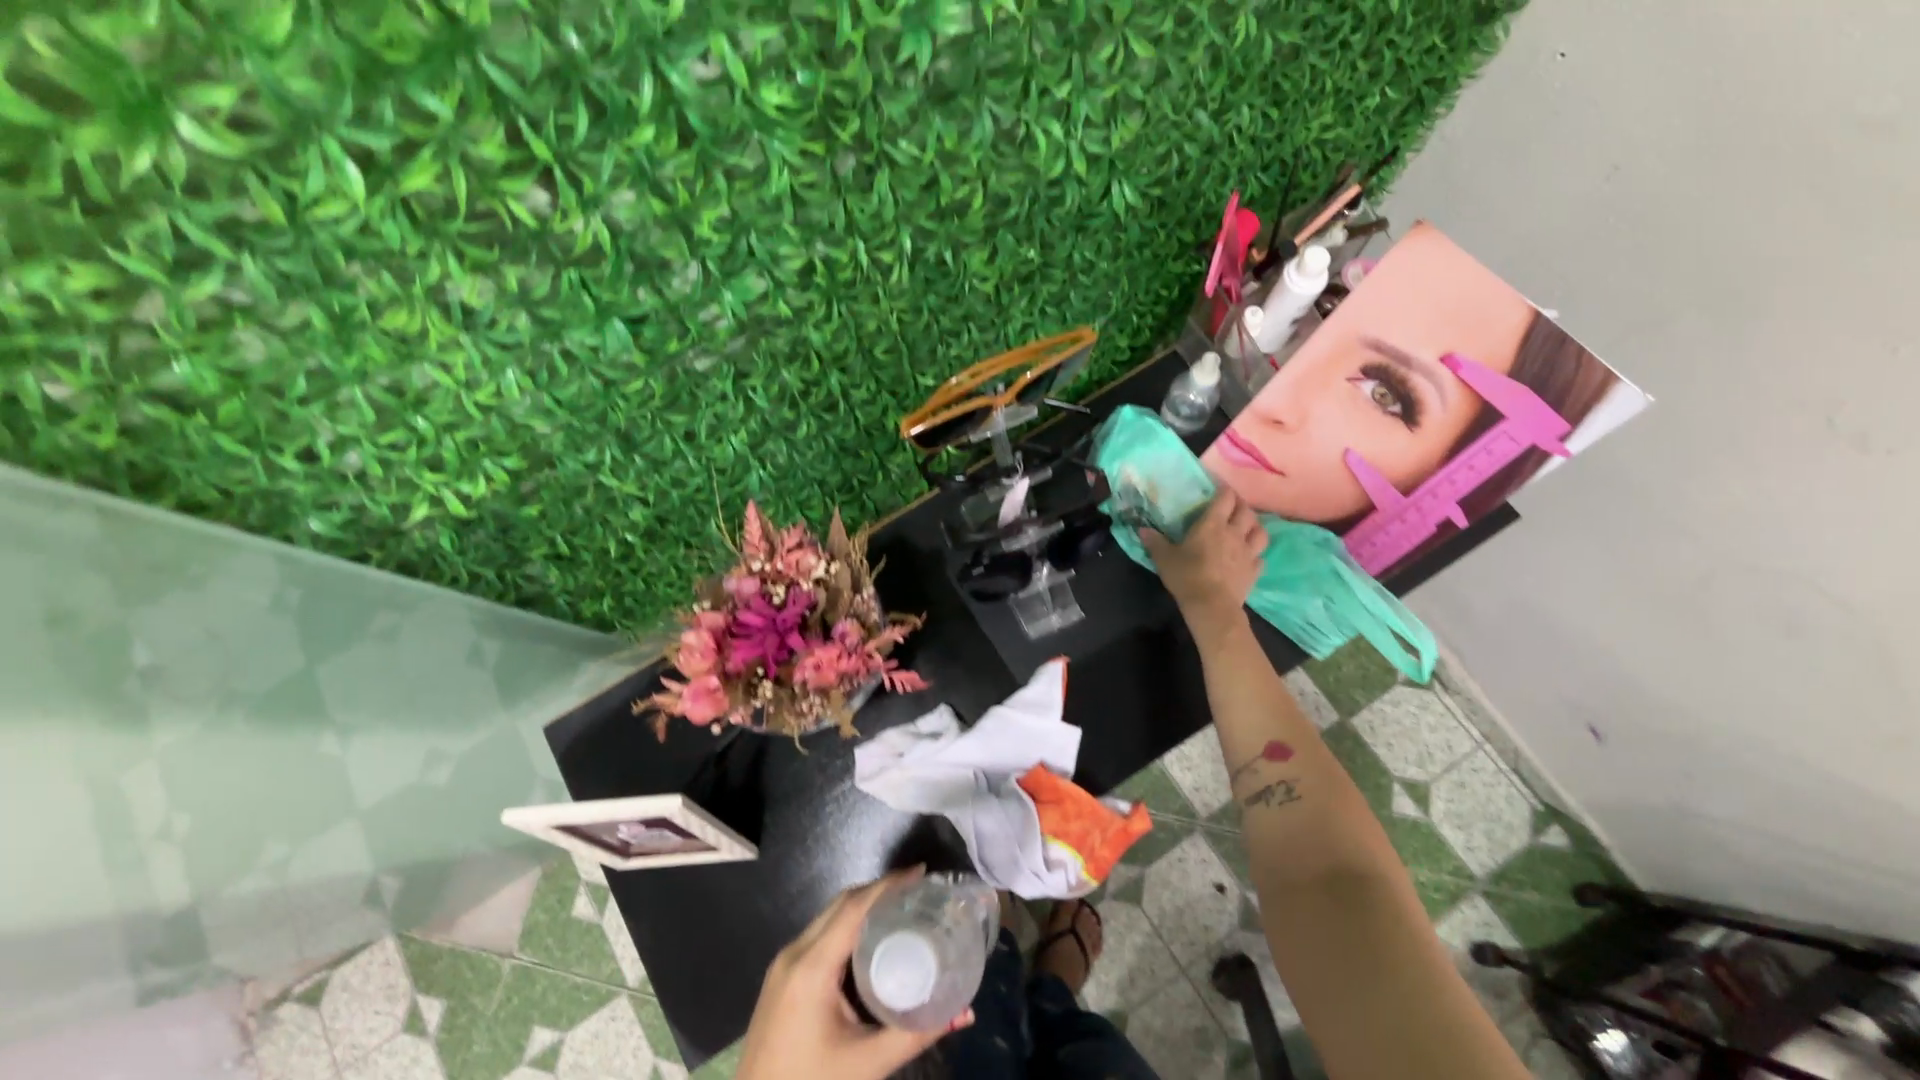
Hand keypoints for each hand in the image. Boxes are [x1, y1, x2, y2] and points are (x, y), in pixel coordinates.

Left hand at [736, 869, 973, 1079]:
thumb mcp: (868, 1063)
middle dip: (880, 890)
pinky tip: (873, 939)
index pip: (853, 908)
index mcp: (811, 967)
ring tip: (904, 907)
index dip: (889, 885)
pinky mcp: (782, 977)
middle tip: (920, 891)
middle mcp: (793, 954)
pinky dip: (849, 926)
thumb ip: (916, 1034)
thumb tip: (963, 1013)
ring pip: (828, 917)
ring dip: (864, 906)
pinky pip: (820, 936)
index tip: (923, 873)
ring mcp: (783, 964)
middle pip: (840, 905)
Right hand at [1140, 487, 1266, 635]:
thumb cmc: (1186, 576)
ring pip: (1260, 531)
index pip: (1226, 497)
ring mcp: (1248, 552)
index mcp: (1212, 524)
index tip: (1218, 490)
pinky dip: (1256, 554)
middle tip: (1232, 508)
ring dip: (1255, 526)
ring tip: (1246, 529)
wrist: (1211, 605)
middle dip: (1241, 506)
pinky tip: (1249, 557)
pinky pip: (1260, 557)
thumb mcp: (1164, 558)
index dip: (1224, 491)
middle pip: (1246, 511)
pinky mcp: (1254, 570)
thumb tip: (1142, 529)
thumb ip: (1155, 542)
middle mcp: (1234, 533)